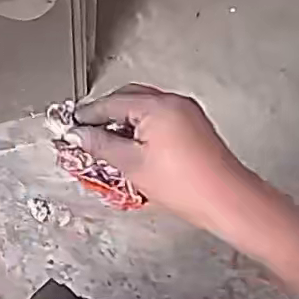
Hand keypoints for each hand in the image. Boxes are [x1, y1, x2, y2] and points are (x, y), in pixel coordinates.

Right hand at [68, 85, 259, 230]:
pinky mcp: (192, 125)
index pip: (110, 103)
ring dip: (121, 118)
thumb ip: (100, 144)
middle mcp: (173, 102)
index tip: (71, 126)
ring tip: (105, 141)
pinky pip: (157, 115)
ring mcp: (186, 112)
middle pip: (126, 97)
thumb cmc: (184, 184)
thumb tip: (78, 134)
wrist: (227, 201)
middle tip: (84, 131)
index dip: (87, 115)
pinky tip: (129, 145)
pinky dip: (139, 124)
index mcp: (157, 106)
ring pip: (142, 105)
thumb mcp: (130, 164)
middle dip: (103, 113)